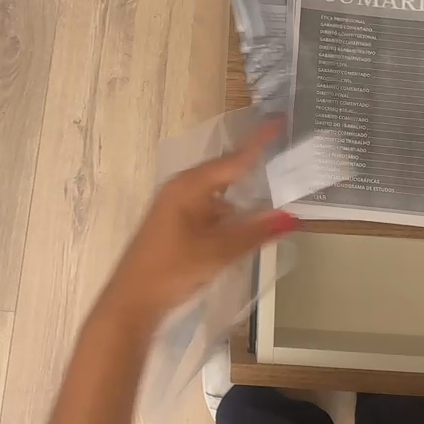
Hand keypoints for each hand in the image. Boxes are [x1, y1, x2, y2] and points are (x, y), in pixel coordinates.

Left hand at [96, 119, 299, 329]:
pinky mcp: (176, 224)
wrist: (131, 302)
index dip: (258, 141)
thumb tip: (291, 217)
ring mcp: (177, 206)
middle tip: (282, 156)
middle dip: (252, 167)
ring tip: (272, 195)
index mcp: (189, 186)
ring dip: (242, 198)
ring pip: (219, 194)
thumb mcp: (218, 251)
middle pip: (225, 172)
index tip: (279, 120)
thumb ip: (256, 232)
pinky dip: (229, 215)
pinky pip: (210, 210)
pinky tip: (245, 227)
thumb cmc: (171, 270)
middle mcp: (182, 189)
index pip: (233, 158)